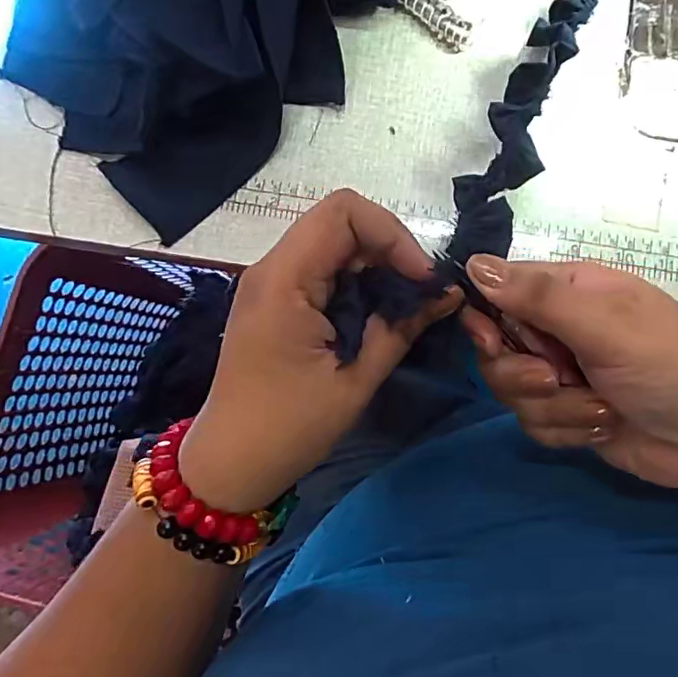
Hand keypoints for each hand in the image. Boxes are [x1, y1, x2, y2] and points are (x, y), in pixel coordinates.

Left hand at [179, 190, 459, 510]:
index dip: (393, 234)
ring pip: (336, 242)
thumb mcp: (356, 380)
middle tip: (421, 292)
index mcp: (285, 280)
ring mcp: (273, 281)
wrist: (230, 464)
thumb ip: (402, 327)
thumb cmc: (289, 428)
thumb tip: (447, 293)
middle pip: (342, 221)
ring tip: (406, 304)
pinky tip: (378, 312)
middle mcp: (273, 268)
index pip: (344, 212)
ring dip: (378, 265)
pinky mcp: (278, 298)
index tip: (420, 279)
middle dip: (391, 249)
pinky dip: (360, 279)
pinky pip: (326, 267)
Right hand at [459, 256, 677, 488]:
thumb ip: (538, 298)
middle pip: (496, 347)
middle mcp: (559, 329)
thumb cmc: (671, 364)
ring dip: (555, 407)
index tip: (490, 337)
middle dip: (521, 372)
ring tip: (601, 406)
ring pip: (512, 391)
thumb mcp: (605, 325)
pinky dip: (568, 430)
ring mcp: (564, 375)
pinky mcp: (570, 416)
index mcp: (569, 291)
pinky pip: (533, 424)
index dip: (486, 314)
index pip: (501, 289)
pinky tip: (605, 426)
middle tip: (556, 377)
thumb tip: (474, 264)